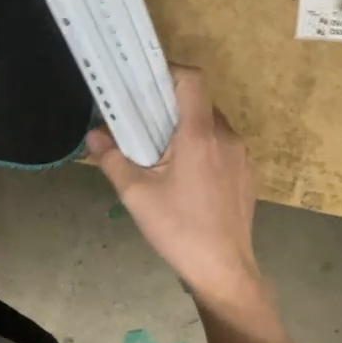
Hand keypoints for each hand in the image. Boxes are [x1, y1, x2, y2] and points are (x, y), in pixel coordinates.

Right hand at [88, 67, 264, 311]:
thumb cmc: (177, 230)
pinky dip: (202, 150)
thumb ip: (112, 159)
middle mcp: (226, 137)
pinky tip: (186, 180)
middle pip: (199, 104)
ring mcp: (242, 156)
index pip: (193, 81)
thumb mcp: (135, 195)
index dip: (170, 73)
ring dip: (186, 131)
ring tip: (162, 158)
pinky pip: (223, 147)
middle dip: (170, 109)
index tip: (145, 84)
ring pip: (211, 126)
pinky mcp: (248, 174)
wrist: (222, 269)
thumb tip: (93, 135)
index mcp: (199, 136)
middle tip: (142, 128)